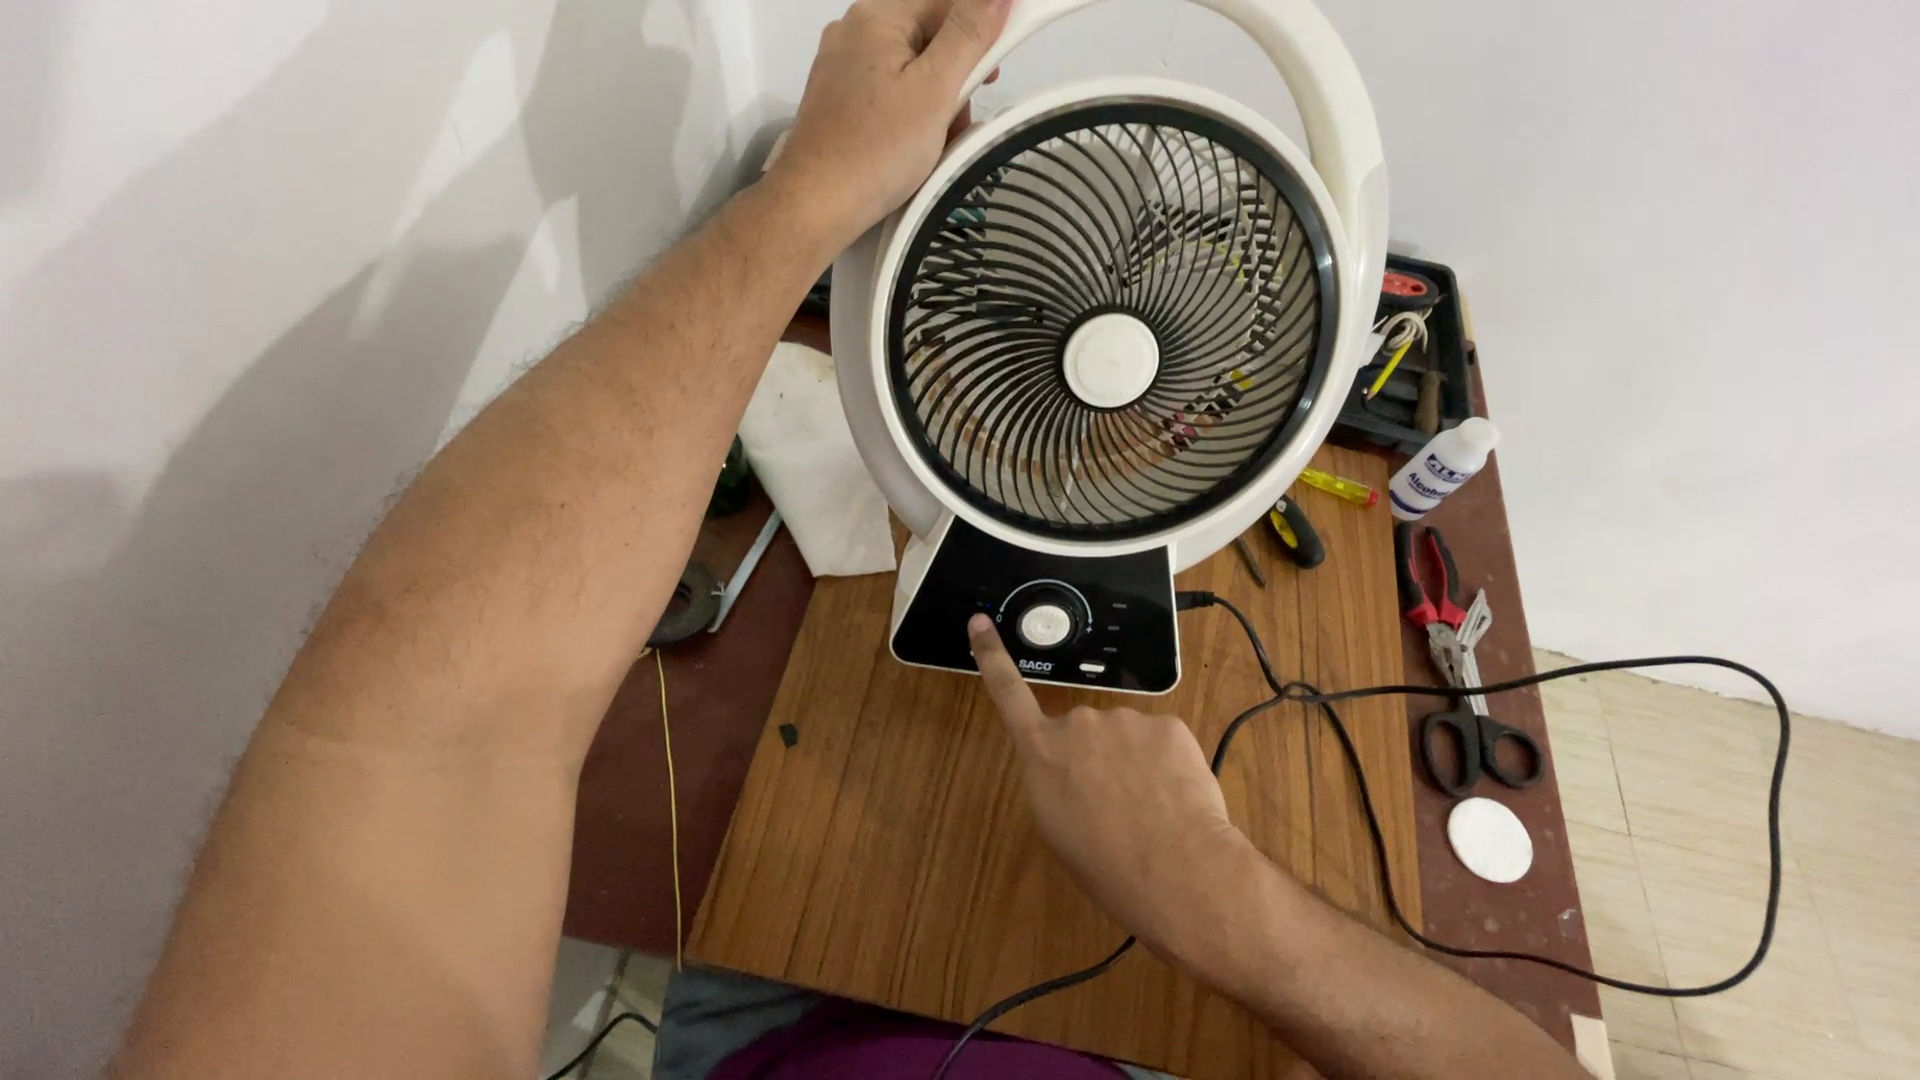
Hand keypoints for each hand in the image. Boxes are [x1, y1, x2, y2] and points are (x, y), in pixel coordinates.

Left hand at [769, 0, 1010, 251]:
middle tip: (959, 122)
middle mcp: (853, 31)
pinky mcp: (836, 102)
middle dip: (953, 78)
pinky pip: (886, 95)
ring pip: (907, 70)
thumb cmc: (879, 150)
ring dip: (933, 103)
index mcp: (877, 16)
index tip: (991, 76)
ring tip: (934, 145)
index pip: (945, 3)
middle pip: (925, 37)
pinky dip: (908, 117)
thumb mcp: (935, 89)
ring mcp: (840, 68)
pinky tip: (911, 149)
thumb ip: (968, 35)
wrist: (818, 203)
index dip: (978, 32)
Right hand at [968, 614, 1260, 956]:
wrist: (1173, 870)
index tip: (980, 620)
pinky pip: (1163, 740)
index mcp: (1041, 751)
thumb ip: (1054, 781)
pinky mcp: (1168, 724)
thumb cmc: (1103, 863)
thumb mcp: (1057, 826)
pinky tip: (1176, 796)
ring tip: (1151, 808)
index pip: (1008, 693)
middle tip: (1118, 804)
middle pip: (1086, 732)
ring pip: (1128, 737)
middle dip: (1100, 757)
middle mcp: (1078, 723)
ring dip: (1137, 762)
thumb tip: (1072, 770)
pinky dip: (1169, 764)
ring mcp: (1125, 719)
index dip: (991, 655)